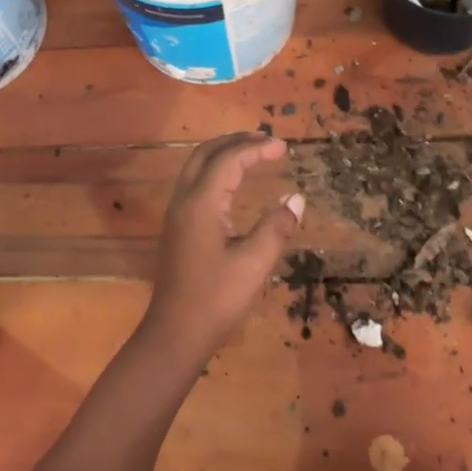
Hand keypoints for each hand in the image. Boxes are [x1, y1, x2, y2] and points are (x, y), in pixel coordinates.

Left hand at [139, 133, 302, 360]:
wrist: (176, 331)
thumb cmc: (217, 297)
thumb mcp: (255, 263)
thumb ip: (276, 227)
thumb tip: (295, 199)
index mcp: (201, 202)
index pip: (229, 160)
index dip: (257, 148)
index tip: (284, 148)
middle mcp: (184, 200)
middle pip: (205, 153)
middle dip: (235, 140)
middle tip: (266, 140)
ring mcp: (176, 213)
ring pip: (196, 166)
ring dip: (223, 153)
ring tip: (252, 153)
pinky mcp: (177, 227)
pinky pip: (194, 182)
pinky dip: (215, 170)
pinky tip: (232, 184)